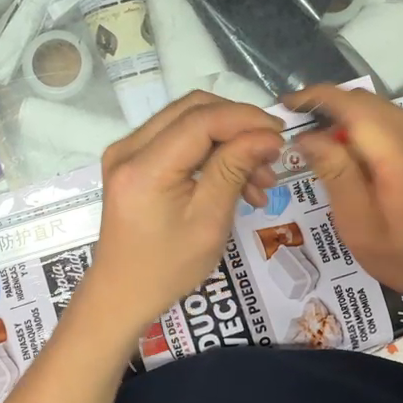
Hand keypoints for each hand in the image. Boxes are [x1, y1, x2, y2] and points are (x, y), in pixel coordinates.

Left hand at [81, 92, 284, 330]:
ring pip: (186, 121)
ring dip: (227, 140)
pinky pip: (176, 139)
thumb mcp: (209, 222)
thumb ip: (234, 170)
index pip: (200, 120)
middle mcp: (128, 149)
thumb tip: (268, 135)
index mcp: (144, 167)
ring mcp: (126, 152)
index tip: (280, 135)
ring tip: (260, 179)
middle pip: (192, 110)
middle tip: (272, 153)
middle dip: (238, 125)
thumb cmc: (167, 268)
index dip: (245, 120)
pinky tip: (237, 181)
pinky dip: (208, 152)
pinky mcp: (131, 160)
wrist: (122, 292)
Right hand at [288, 84, 402, 327]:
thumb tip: (308, 136)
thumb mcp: (360, 227)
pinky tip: (355, 153)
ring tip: (320, 140)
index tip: (287, 105)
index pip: (354, 106)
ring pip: (383, 109)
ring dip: (349, 116)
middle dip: (329, 106)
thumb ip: (336, 176)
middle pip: (368, 102)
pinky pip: (398, 122)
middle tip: (297, 126)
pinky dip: (370, 127)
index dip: (317, 97)